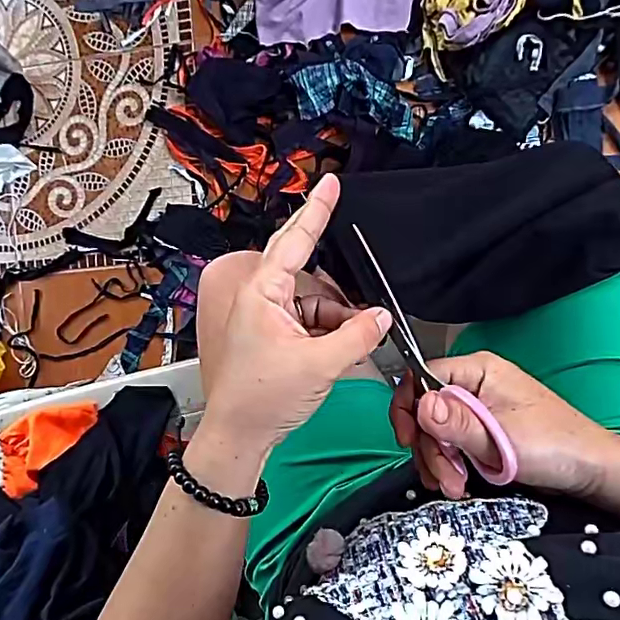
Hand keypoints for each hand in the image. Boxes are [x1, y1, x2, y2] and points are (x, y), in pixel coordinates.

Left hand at [196, 175, 390, 461]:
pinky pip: (307, 320)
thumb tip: (381, 317)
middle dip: (337, 292)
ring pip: (312, 301)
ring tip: (348, 344)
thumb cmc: (259, 400)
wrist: (239, 436)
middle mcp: (259, 299)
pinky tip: (337, 350)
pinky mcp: (270, 335)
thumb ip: (357, 336)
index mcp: (261, 294)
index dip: (317, 210)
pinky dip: (327, 332)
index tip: (330, 184)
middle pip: (308, 274)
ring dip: (336, 319)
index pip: (294, 240)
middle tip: (357, 301)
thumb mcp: (320, 365)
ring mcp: (264, 317)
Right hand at [390, 351, 619, 500]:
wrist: (588, 471)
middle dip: (430, 447)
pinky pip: (451, 446)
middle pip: (426, 411)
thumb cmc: (557, 445)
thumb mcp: (501, 437)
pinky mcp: (482, 433)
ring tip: (456, 486)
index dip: (409, 408)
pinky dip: (450, 466)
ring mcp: (478, 411)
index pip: (423, 377)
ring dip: (439, 462)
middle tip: (445, 475)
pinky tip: (459, 483)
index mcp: (480, 371)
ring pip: (435, 432)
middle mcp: (475, 386)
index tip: (408, 437)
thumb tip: (422, 405)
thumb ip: (458, 423)